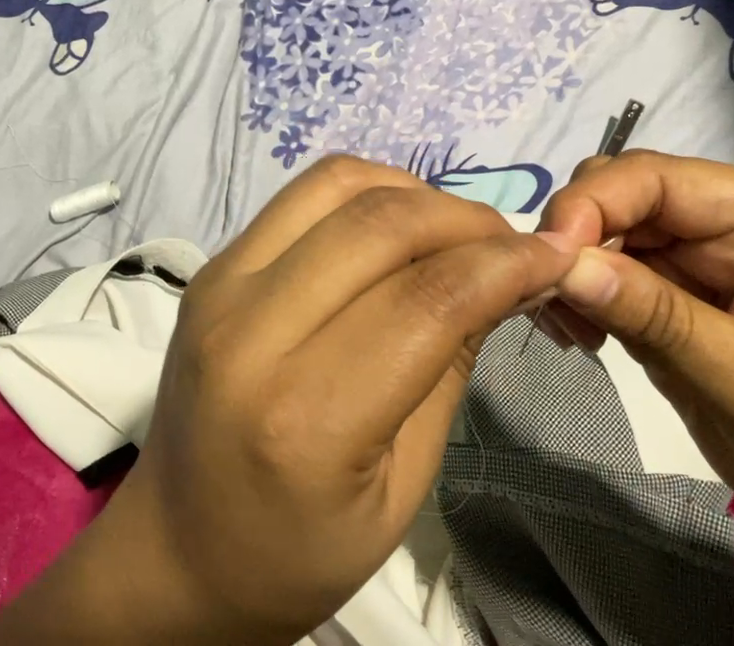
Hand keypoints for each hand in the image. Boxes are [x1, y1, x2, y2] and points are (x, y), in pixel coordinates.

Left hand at [0, 155, 578, 644]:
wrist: (177, 545)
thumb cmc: (297, 548)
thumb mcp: (401, 488)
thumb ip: (449, 366)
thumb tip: (505, 276)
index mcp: (306, 417)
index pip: (427, 301)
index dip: (506, 265)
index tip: (557, 256)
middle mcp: (252, 333)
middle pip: (381, 225)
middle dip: (467, 219)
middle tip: (514, 245)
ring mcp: (220, 287)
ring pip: (335, 184)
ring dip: (414, 193)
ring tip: (455, 234)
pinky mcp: (211, 267)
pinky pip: (299, 197)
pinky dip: (365, 195)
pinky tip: (397, 230)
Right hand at [536, 152, 733, 644]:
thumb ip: (660, 319)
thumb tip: (560, 263)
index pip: (663, 178)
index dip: (596, 203)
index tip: (546, 256)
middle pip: (629, 201)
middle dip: (578, 237)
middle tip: (546, 299)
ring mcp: (710, 273)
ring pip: (612, 242)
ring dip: (574, 274)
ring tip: (564, 330)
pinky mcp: (685, 314)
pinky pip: (617, 287)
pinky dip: (584, 303)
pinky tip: (578, 338)